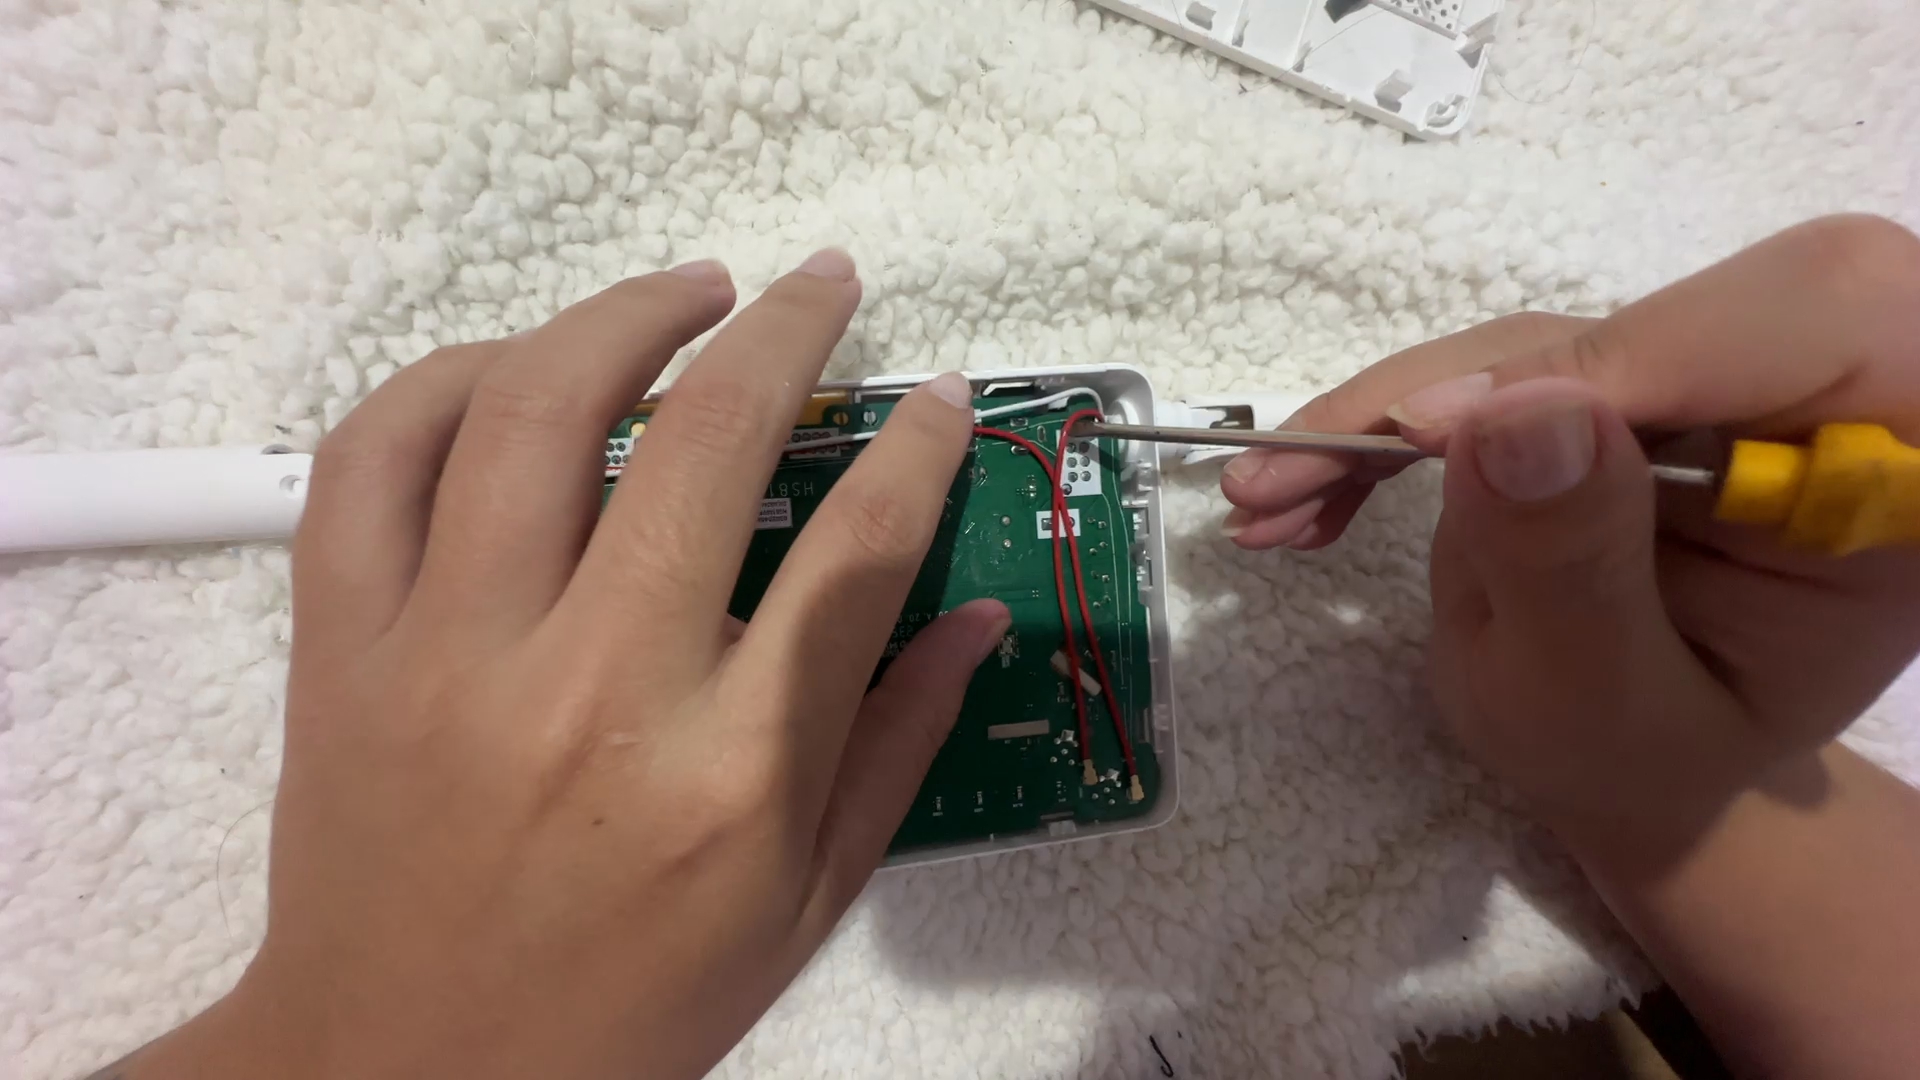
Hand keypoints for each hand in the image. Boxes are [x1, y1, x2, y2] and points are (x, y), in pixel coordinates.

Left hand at [131, 251, 1009, 1079]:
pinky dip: (453, 374)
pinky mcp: (344, 645)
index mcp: (737, 764)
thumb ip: (902, 737)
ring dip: (627, 316)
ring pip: (527, 411)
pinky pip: (375, 456)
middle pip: (705, 444)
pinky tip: (525, 359)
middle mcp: (601, 685)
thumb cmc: (644, 989)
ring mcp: (452, 652)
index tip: (943, 396)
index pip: (859, 554)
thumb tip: (980, 616)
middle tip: (826, 281)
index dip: (917, 450)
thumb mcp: (814, 891)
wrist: (405, 1075)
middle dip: (786, 332)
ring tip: (696, 285)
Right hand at [1220, 215, 1919, 859]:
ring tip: (1263, 503)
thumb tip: (1505, 411)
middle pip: (1607, 329)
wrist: (1622, 755)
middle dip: (1417, 402)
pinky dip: (1371, 435)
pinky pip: (1470, 381)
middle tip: (1274, 483)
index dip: (1599, 361)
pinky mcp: (1595, 396)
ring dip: (1364, 426)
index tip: (1420, 437)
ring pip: (1508, 352)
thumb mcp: (1591, 695)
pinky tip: (1306, 492)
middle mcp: (1805, 398)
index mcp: (1893, 472)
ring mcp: (1685, 389)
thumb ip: (1566, 561)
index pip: (1791, 328)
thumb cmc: (1629, 759)